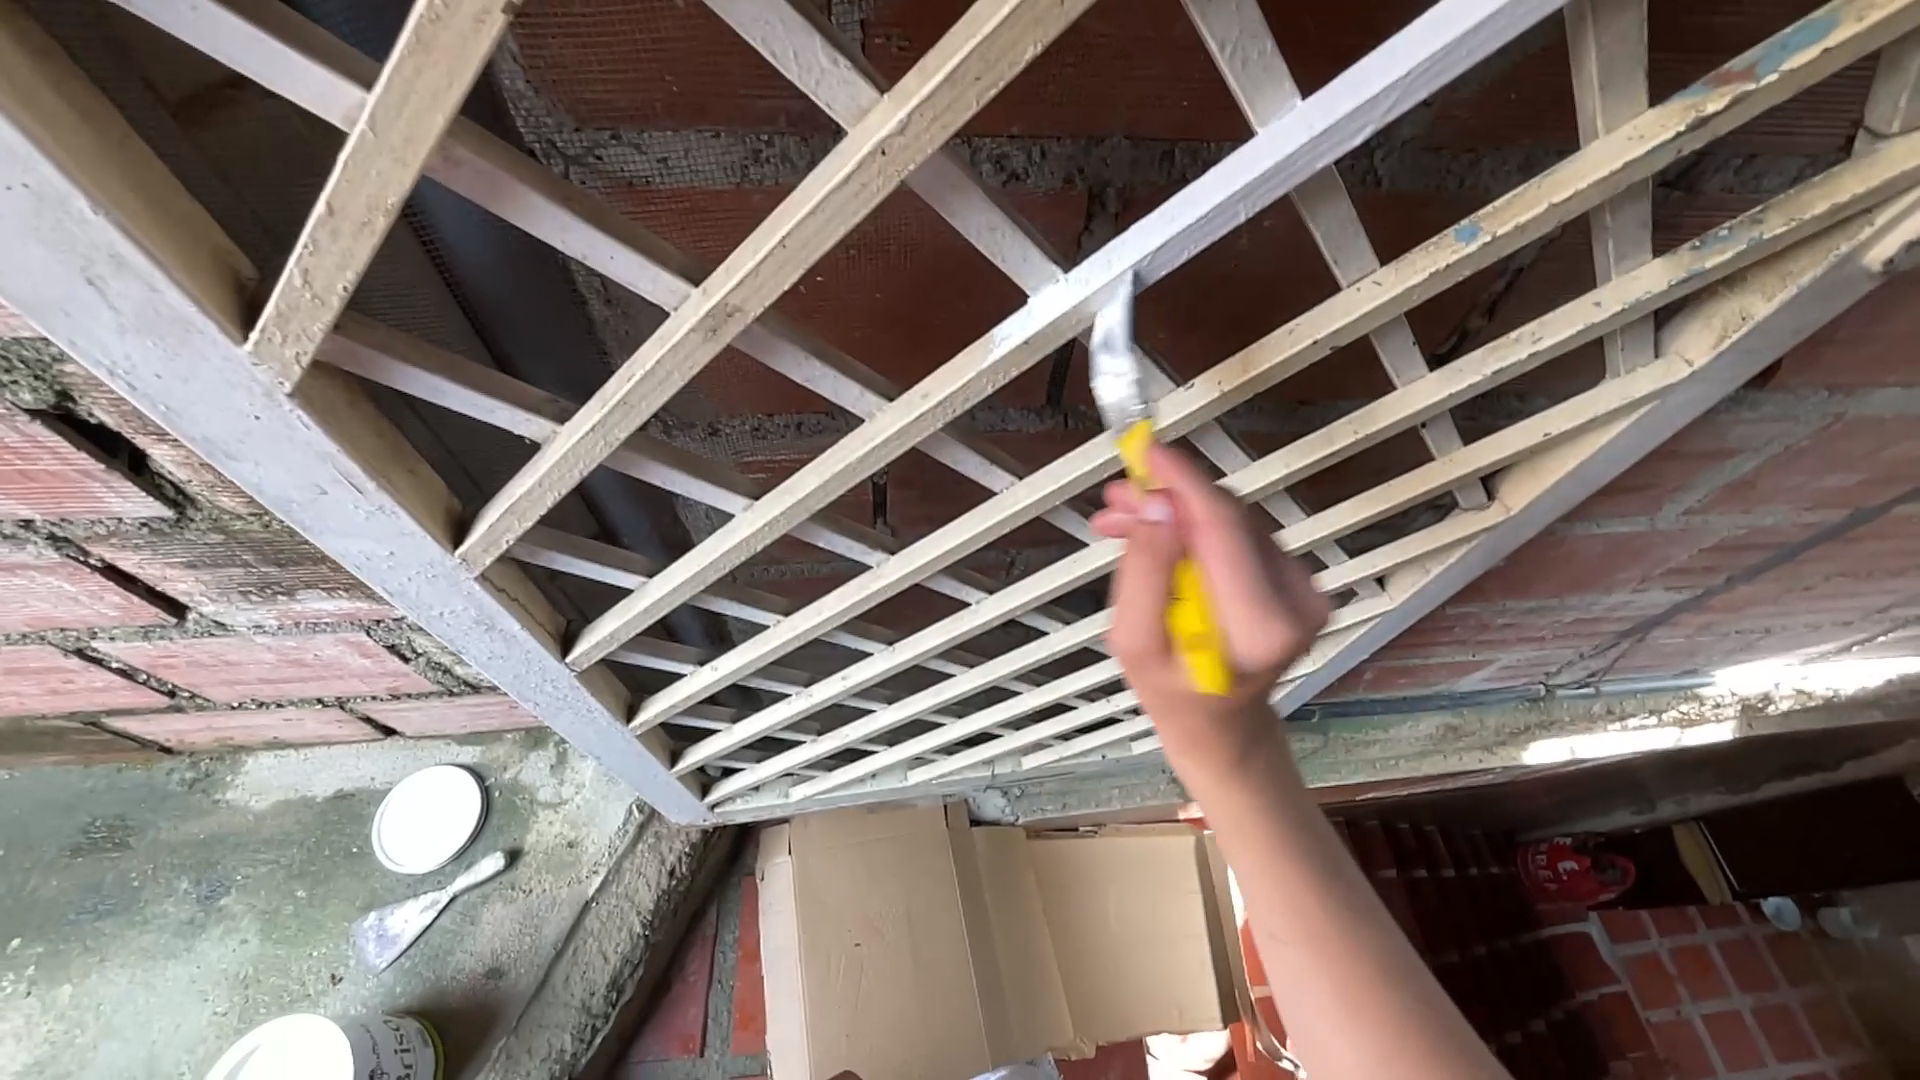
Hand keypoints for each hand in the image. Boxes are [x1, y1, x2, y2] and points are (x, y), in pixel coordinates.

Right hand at [1092, 442, 1328, 775]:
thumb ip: (1143, 574)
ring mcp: (1305, 589)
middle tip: (1116, 498)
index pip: (1222, 527)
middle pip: (1227, 518)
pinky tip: (1159, 541)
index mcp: (1261, 623)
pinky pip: (1239, 537)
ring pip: (1231, 523)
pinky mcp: (1298, 580)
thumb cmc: (1173, 694)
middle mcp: (1297, 600)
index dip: (1182, 482)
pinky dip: (1196, 531)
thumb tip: (1156, 505)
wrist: (1221, 725)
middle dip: (1168, 499)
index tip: (1146, 452)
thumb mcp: (1135, 643)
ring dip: (1176, 514)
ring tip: (1125, 522)